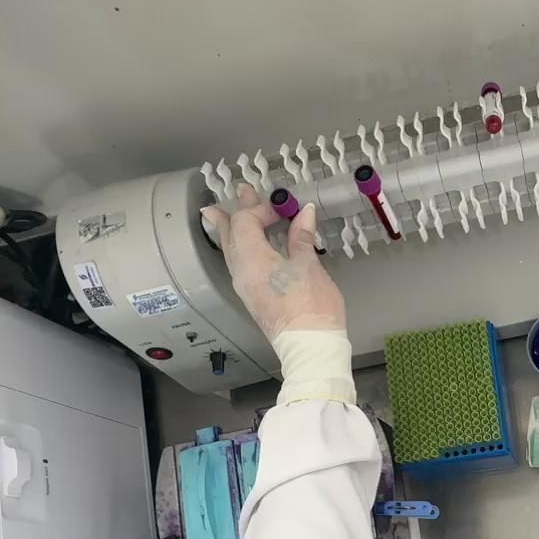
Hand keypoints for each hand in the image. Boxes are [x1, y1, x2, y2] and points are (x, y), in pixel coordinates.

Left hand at [200, 183, 345, 339]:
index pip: (246, 221)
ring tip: (225, 215)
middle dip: (236, 212)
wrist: (310, 346)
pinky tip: (248, 248)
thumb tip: (303, 213)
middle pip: (231, 235)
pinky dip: (240, 249)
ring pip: (231, 251)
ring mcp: (245, 287)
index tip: (281, 205)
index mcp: (252, 258)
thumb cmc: (312, 307)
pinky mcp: (253, 299)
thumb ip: (302, 237)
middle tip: (240, 192)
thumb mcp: (309, 266)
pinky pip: (239, 266)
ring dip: (233, 230)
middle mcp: (242, 271)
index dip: (262, 208)